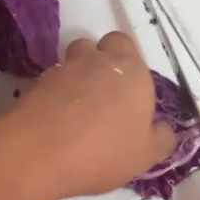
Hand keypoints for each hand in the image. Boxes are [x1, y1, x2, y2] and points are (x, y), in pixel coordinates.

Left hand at [10, 32, 175, 199]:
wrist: (40, 152)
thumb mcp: (146, 155)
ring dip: (75, 78)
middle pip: (95, 47)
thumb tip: (163, 128)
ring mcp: (62, 69)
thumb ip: (161, 138)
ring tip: (77, 110)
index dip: (125, 63)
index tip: (127, 92)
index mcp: (130, 70)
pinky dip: (55, 95)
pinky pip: (50, 82)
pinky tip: (57, 121)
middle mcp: (96, 60)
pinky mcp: (35, 84)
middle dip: (99, 63)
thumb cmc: (104, 151)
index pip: (125, 45)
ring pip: (71, 62)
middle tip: (103, 98)